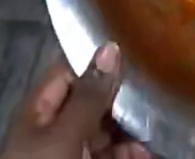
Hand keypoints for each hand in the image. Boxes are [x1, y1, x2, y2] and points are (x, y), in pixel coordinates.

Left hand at [0, 43, 148, 158]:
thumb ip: (89, 94)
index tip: (134, 58)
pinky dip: (129, 156)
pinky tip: (147, 155)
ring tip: (155, 138)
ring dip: (131, 137)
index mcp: (39, 112)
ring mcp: (66, 158)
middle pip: (92, 106)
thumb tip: (111, 47)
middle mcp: (52, 133)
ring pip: (104, 138)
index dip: (100, 63)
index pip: (71, 71)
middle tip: (153, 104)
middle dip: (124, 105)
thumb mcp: (64, 135)